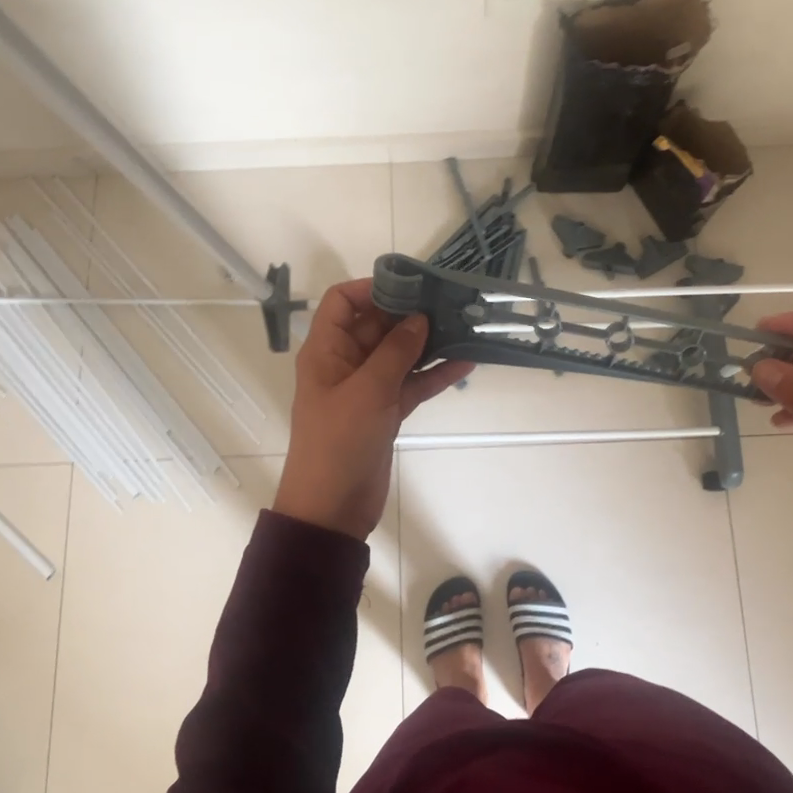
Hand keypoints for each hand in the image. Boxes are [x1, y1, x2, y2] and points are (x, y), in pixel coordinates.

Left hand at [274, 279, 474, 539]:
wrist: (331, 508)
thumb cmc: (338, 443)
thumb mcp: (367, 391)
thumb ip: (395, 351)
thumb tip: (419, 317)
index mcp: (326, 350)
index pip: (342, 302)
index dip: (372, 288)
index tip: (411, 284)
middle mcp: (345, 363)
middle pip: (377, 325)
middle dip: (410, 312)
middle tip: (449, 301)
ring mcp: (367, 388)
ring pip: (399, 354)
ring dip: (427, 341)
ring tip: (464, 325)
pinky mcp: (386, 411)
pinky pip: (412, 384)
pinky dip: (435, 374)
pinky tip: (466, 362)